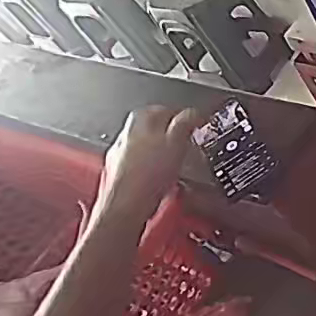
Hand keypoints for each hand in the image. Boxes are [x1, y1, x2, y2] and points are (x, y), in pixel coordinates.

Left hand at [93, 106, 199, 225]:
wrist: (126, 207)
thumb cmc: (148, 175)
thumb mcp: (177, 142)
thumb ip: (186, 123)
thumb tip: (194, 112)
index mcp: (140, 121)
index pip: (164, 109)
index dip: (183, 116)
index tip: (195, 124)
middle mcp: (126, 135)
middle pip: (152, 127)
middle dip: (171, 133)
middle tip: (187, 142)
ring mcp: (120, 155)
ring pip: (145, 146)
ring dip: (160, 151)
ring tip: (176, 161)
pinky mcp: (119, 175)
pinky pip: (140, 165)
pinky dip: (152, 167)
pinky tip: (161, 177)